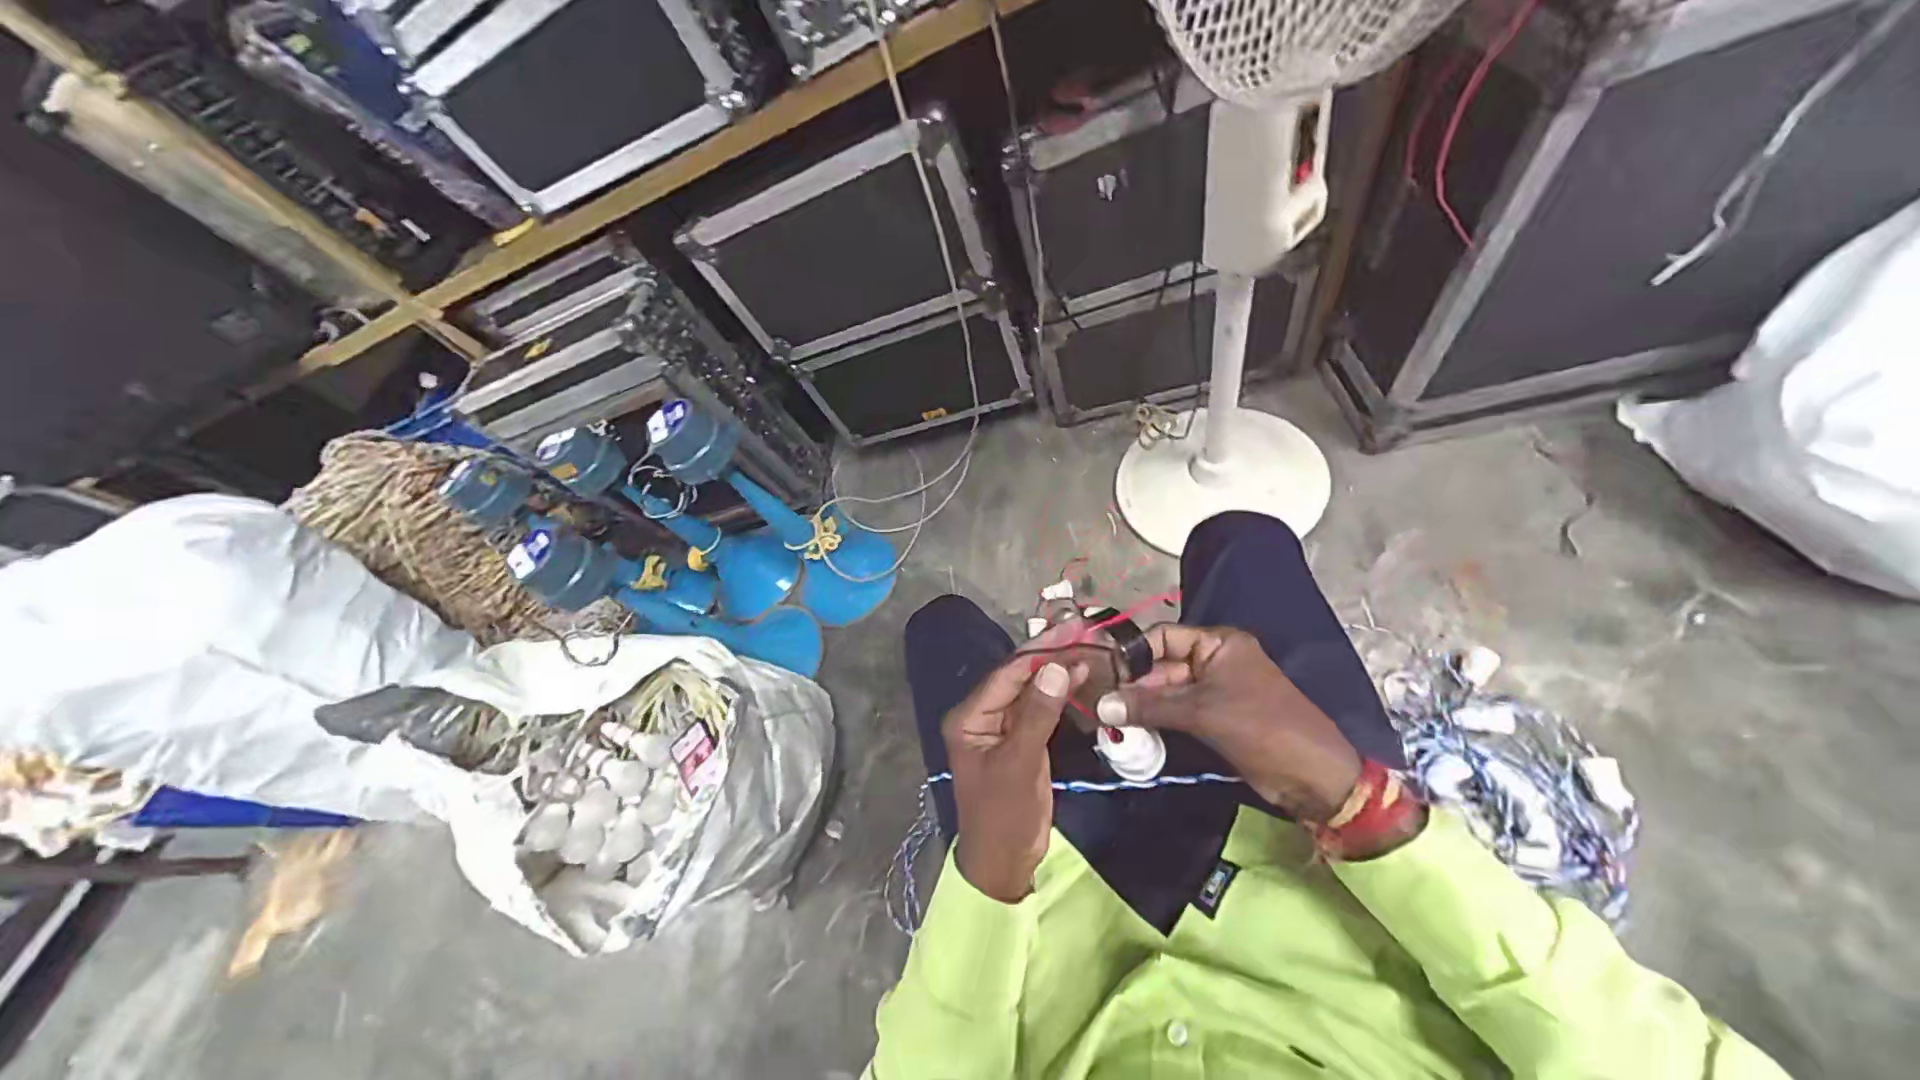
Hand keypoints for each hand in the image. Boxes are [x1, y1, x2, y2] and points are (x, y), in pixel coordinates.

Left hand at [943, 653, 1086, 903]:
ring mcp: (1002, 727)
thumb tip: (1057, 668)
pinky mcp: (1021, 740)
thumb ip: (1038, 714)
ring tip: (1089, 650)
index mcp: (968, 717)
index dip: (1039, 653)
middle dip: (1050, 657)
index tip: (1070, 632)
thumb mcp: (1020, 763)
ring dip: (1057, 672)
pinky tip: (1080, 678)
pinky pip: (1039, 708)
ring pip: (1031, 690)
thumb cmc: (1004, 815)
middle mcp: (981, 715)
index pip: (1006, 675)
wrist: (1005, 862)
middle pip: (1018, 678)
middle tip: (1084, 633)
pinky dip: (1059, 694)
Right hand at [1095, 625, 1362, 822]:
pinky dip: (1154, 718)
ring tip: (1105, 715)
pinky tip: (1128, 727)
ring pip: (1165, 690)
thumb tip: (1100, 706)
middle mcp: (1214, 661)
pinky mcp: (1213, 717)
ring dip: (1139, 703)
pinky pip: (1175, 711)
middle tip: (1096, 700)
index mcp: (1219, 644)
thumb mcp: (1202, 713)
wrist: (1313, 777)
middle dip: (1132, 683)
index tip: (1101, 670)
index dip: (1132, 652)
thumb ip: (1149, 706)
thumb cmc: (1261, 728)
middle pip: (1161, 665)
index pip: (1163, 637)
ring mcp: (1214, 690)